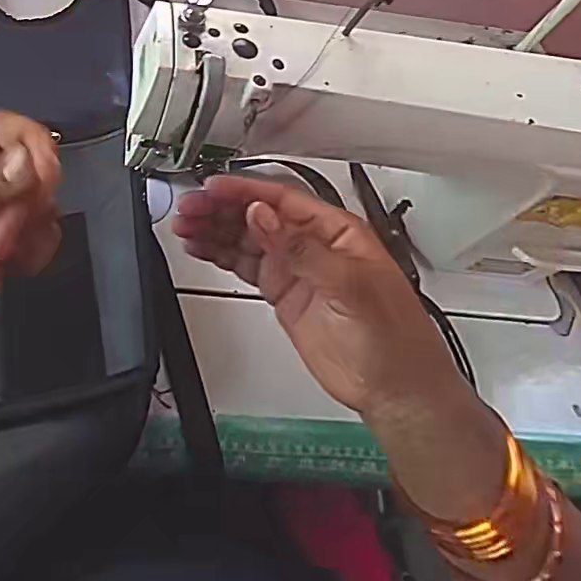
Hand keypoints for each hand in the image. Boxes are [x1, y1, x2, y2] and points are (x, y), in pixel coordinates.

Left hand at [0, 110, 63, 358]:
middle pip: (26, 162)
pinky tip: (10, 266)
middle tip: (4, 230)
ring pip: (38, 197)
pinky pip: (41, 231)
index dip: (29, 141)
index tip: (47, 169)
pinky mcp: (2, 245)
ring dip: (29, 228)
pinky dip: (37, 249)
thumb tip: (23, 160)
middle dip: (27, 197)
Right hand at [172, 175, 460, 416]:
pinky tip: (200, 247)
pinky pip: (242, 263)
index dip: (243, 191)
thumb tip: (262, 215)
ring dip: (213, 229)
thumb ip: (300, 249)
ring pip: (244, 236)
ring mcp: (293, 266)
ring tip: (185, 225)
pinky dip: (219, 253)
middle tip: (188, 209)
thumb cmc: (394, 337)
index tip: (212, 189)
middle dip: (219, 209)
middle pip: (256, 214)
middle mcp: (310, 243)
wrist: (395, 391)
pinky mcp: (281, 290)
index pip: (280, 199)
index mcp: (334, 230)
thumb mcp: (349, 286)